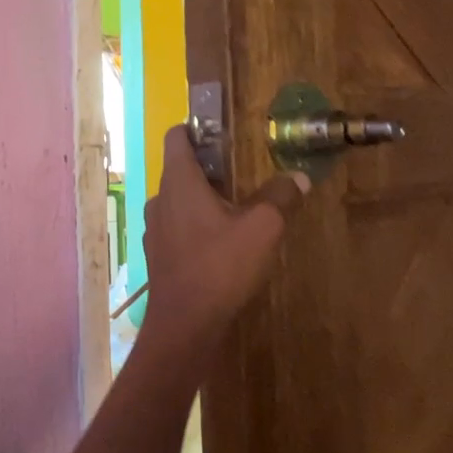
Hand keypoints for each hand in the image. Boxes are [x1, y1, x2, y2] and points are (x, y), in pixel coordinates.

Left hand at [140, 125, 310, 350]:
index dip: (197, 127)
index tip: (223, 133)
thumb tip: (299, 177)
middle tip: (244, 174)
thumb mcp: (263, 227)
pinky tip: (221, 244)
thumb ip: (281, 197)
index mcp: (179, 181)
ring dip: (204, 199)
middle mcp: (159, 199)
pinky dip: (196, 226)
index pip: (176, 136)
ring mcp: (154, 229)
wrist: (185, 325)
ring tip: (237, 210)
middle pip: (180, 169)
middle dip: (210, 167)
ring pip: (179, 201)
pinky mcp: (158, 256)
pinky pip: (177, 227)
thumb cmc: (221, 266)